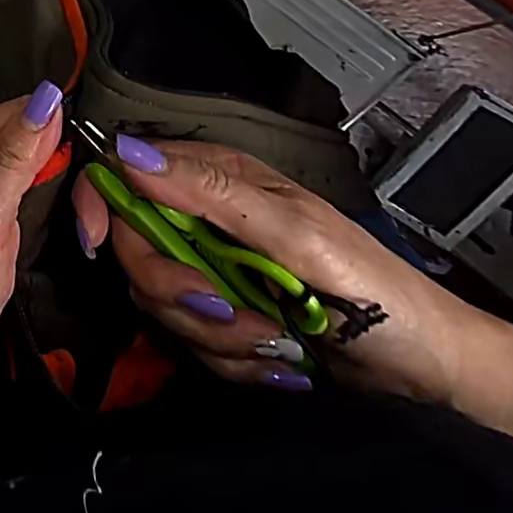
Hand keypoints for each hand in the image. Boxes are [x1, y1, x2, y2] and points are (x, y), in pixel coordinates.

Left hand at [0, 81, 63, 442]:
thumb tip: (47, 101)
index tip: (88, 159)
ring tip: (84, 213)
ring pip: (43, 154)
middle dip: (67, 156)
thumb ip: (14, 160)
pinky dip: (61, 191)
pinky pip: (40, 178)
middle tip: (87, 201)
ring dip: (69, 177)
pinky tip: (73, 210)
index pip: (23, 111)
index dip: (59, 127)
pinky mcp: (3, 201)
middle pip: (35, 129)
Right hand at [73, 137, 474, 400]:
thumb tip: (129, 155)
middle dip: (176, 289)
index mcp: (217, 179)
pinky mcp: (218, 312)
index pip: (130, 171)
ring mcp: (209, 267)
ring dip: (214, 332)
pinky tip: (275, 353)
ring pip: (160, 300)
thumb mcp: (292, 231)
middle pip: (136, 247)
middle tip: (227, 308)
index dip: (103, 201)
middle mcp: (203, 217)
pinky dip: (230, 356)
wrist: (415, 355)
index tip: (97, 242)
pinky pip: (190, 339)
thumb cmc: (368, 282)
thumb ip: (210, 192)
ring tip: (274, 337)